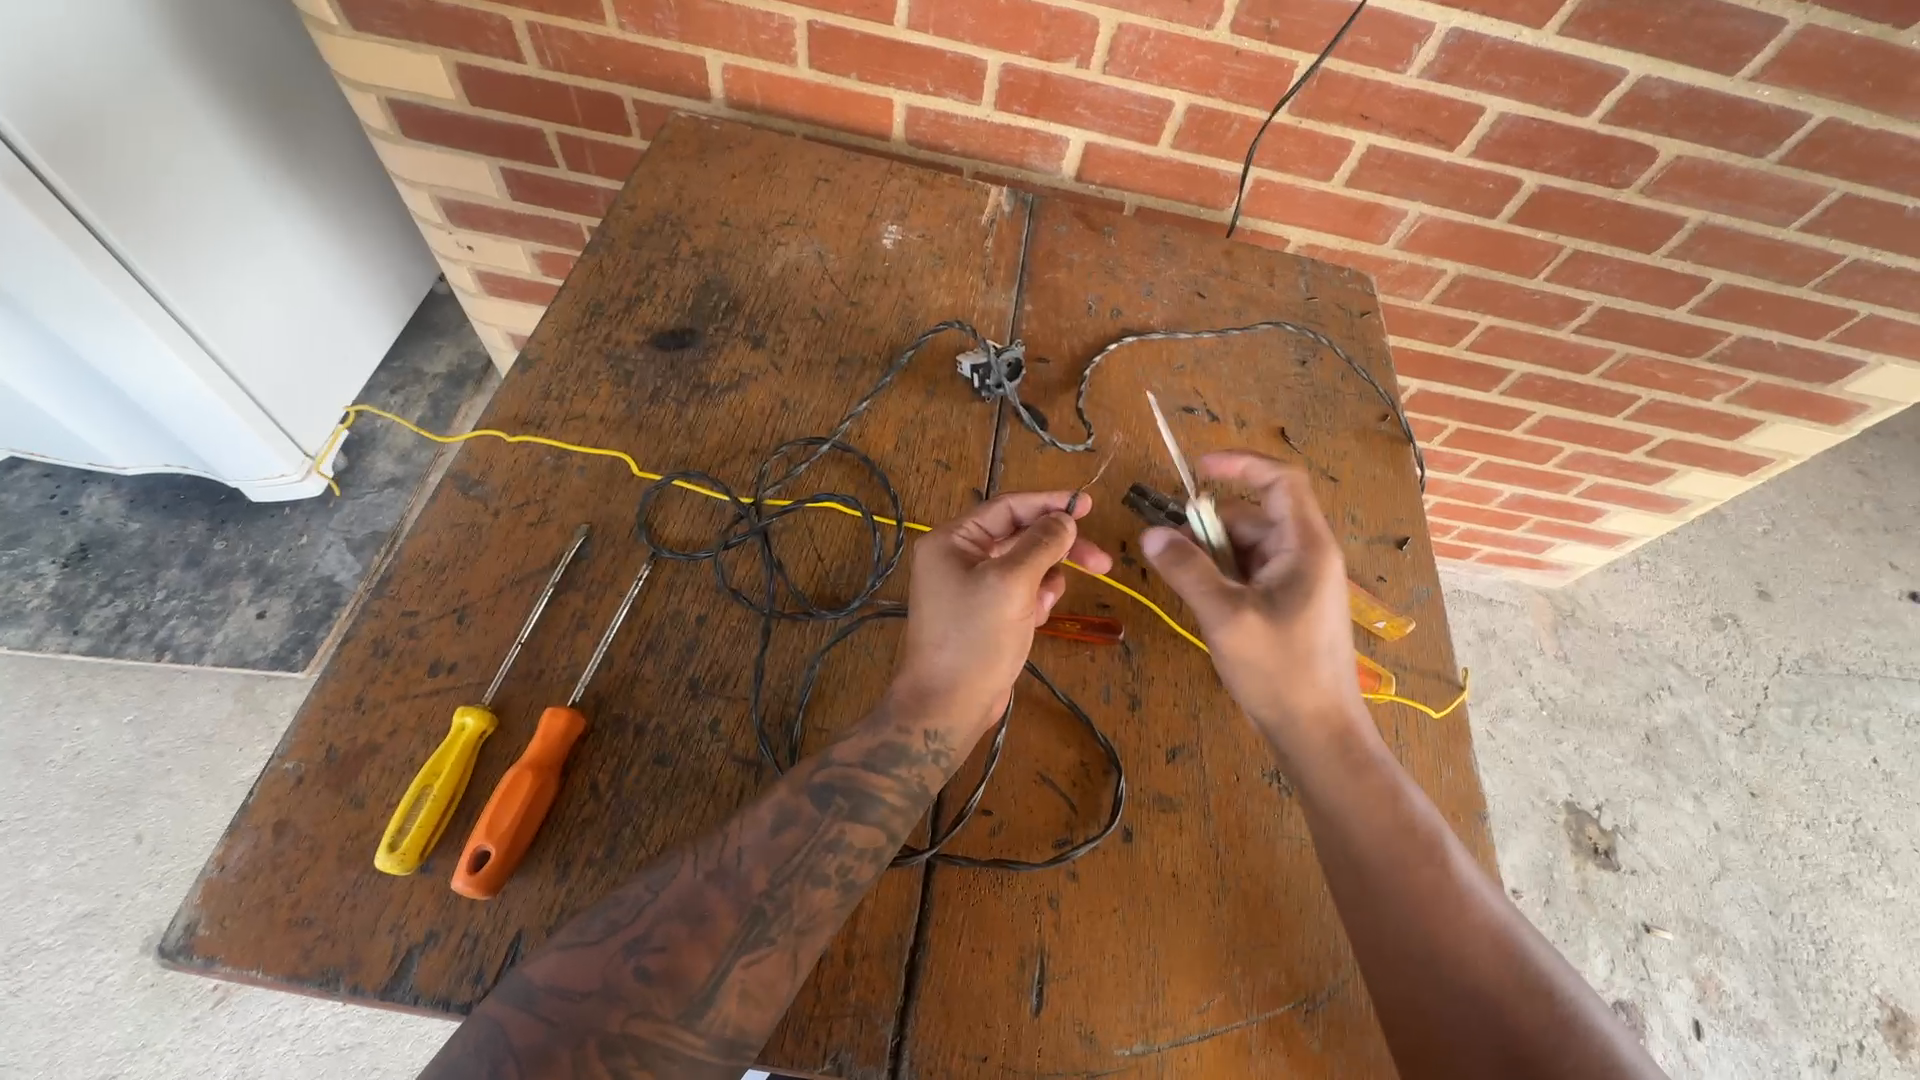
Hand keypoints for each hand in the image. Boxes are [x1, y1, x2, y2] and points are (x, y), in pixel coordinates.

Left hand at [896, 491, 1113, 732]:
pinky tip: (1036, 619)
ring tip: (1044, 604)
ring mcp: (971, 587)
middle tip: (1101, 561)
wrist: (949, 704)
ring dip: (1045, 580)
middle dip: (1058, 549)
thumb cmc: (975, 637)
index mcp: (952, 541)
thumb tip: (1064, 519)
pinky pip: (1020, 592)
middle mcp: (958, 558)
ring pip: (1025, 566)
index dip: (1048, 504)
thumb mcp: (1011, 583)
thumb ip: (1041, 544)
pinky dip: (1035, 600)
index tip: (1087, 505)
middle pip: (1020, 536)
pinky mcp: (985, 613)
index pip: (1007, 508)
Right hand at [1139, 451, 1366, 759]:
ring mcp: (1297, 581)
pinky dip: (1223, 580)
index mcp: (1305, 546)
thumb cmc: (1279, 670)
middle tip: (1169, 552)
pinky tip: (1206, 606)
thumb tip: (1151, 535)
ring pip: (1246, 548)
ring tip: (1189, 589)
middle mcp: (1305, 555)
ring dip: (1212, 558)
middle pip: (1252, 517)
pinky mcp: (1287, 604)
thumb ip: (1187, 570)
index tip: (1197, 470)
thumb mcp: (1225, 617)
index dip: (1241, 465)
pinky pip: (1249, 574)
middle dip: (1209, 528)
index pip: (1280, 481)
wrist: (1316, 731)